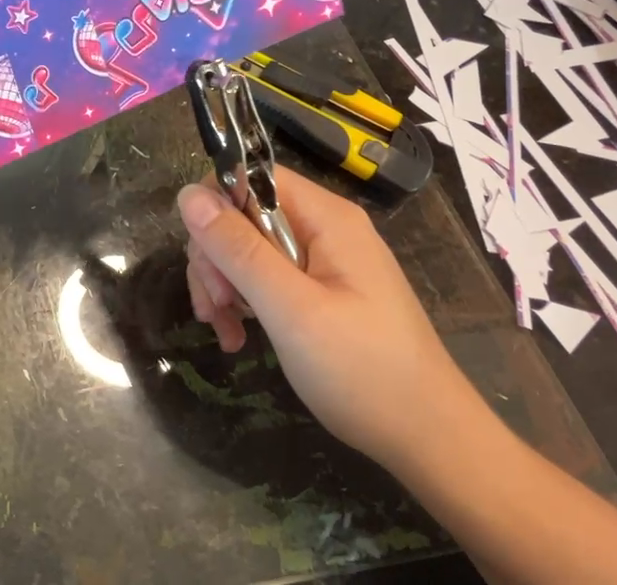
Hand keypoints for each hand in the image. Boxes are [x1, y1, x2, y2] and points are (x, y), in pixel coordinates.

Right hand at [178, 168, 477, 470]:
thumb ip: (237, 249)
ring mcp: (324, 260)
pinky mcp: (320, 290)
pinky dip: (244, 302)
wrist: (430, 439)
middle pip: (242, 215)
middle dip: (215, 257)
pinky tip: (238, 336)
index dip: (214, 210)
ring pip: (246, 248)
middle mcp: (324, 228)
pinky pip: (265, 277)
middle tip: (215, 307)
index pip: (249, 177)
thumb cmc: (363, 370)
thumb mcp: (290, 309)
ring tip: (223, 328)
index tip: (207, 262)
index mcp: (326, 218)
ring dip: (223, 284)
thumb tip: (186, 193)